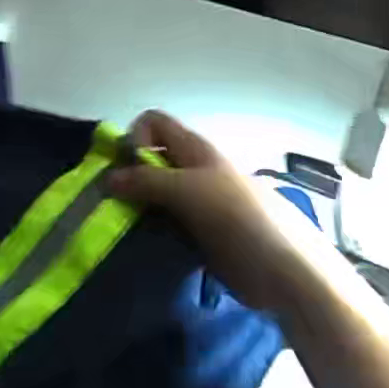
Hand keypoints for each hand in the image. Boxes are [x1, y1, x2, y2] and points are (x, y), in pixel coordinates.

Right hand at [109, 110, 328, 312]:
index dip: (135, 137)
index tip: (128, 171)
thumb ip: (147, 180)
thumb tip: (108, 177)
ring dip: (137, 208)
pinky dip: (152, 231)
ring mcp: (198, 202)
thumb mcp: (187, 190)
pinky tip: (144, 248)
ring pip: (157, 194)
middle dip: (129, 176)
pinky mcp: (201, 233)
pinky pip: (167, 224)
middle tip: (114, 208)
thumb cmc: (234, 215)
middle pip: (152, 159)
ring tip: (124, 232)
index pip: (154, 122)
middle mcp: (193, 169)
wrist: (281, 266)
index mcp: (193, 148)